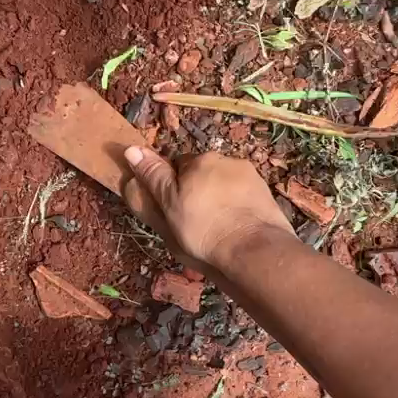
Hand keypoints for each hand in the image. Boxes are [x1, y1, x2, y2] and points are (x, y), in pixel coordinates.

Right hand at [121, 147, 293, 270]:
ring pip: (224, 183)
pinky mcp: (266, 193)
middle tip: (193, 218)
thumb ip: (153, 176)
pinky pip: (243, 195)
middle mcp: (227, 159)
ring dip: (218, 196)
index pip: (178, 164)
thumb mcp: (169, 203)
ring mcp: (251, 176)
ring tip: (215, 225)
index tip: (174, 206)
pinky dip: (236, 206)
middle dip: (198, 188)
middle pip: (204, 171)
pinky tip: (233, 226)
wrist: (253, 248)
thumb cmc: (202, 227)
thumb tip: (131, 148)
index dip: (173, 185)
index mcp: (200, 160)